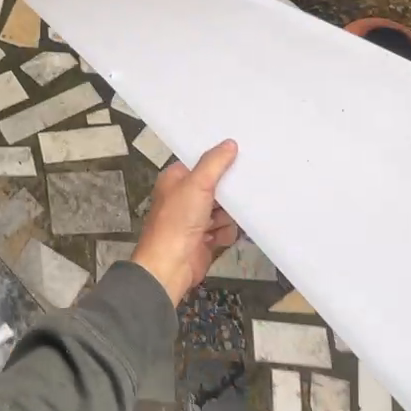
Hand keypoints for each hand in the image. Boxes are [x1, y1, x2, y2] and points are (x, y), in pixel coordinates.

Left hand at [130, 139, 240, 305]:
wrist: (170, 266)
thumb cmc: (176, 222)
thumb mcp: (196, 185)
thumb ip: (214, 163)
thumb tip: (229, 144)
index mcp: (176, 180)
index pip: (202, 163)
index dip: (219, 162)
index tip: (241, 157)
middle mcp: (184, 197)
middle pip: (218, 187)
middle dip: (228, 195)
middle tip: (234, 196)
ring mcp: (195, 219)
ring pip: (225, 210)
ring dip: (226, 218)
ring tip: (216, 223)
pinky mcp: (205, 238)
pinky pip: (226, 229)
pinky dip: (224, 234)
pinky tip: (215, 238)